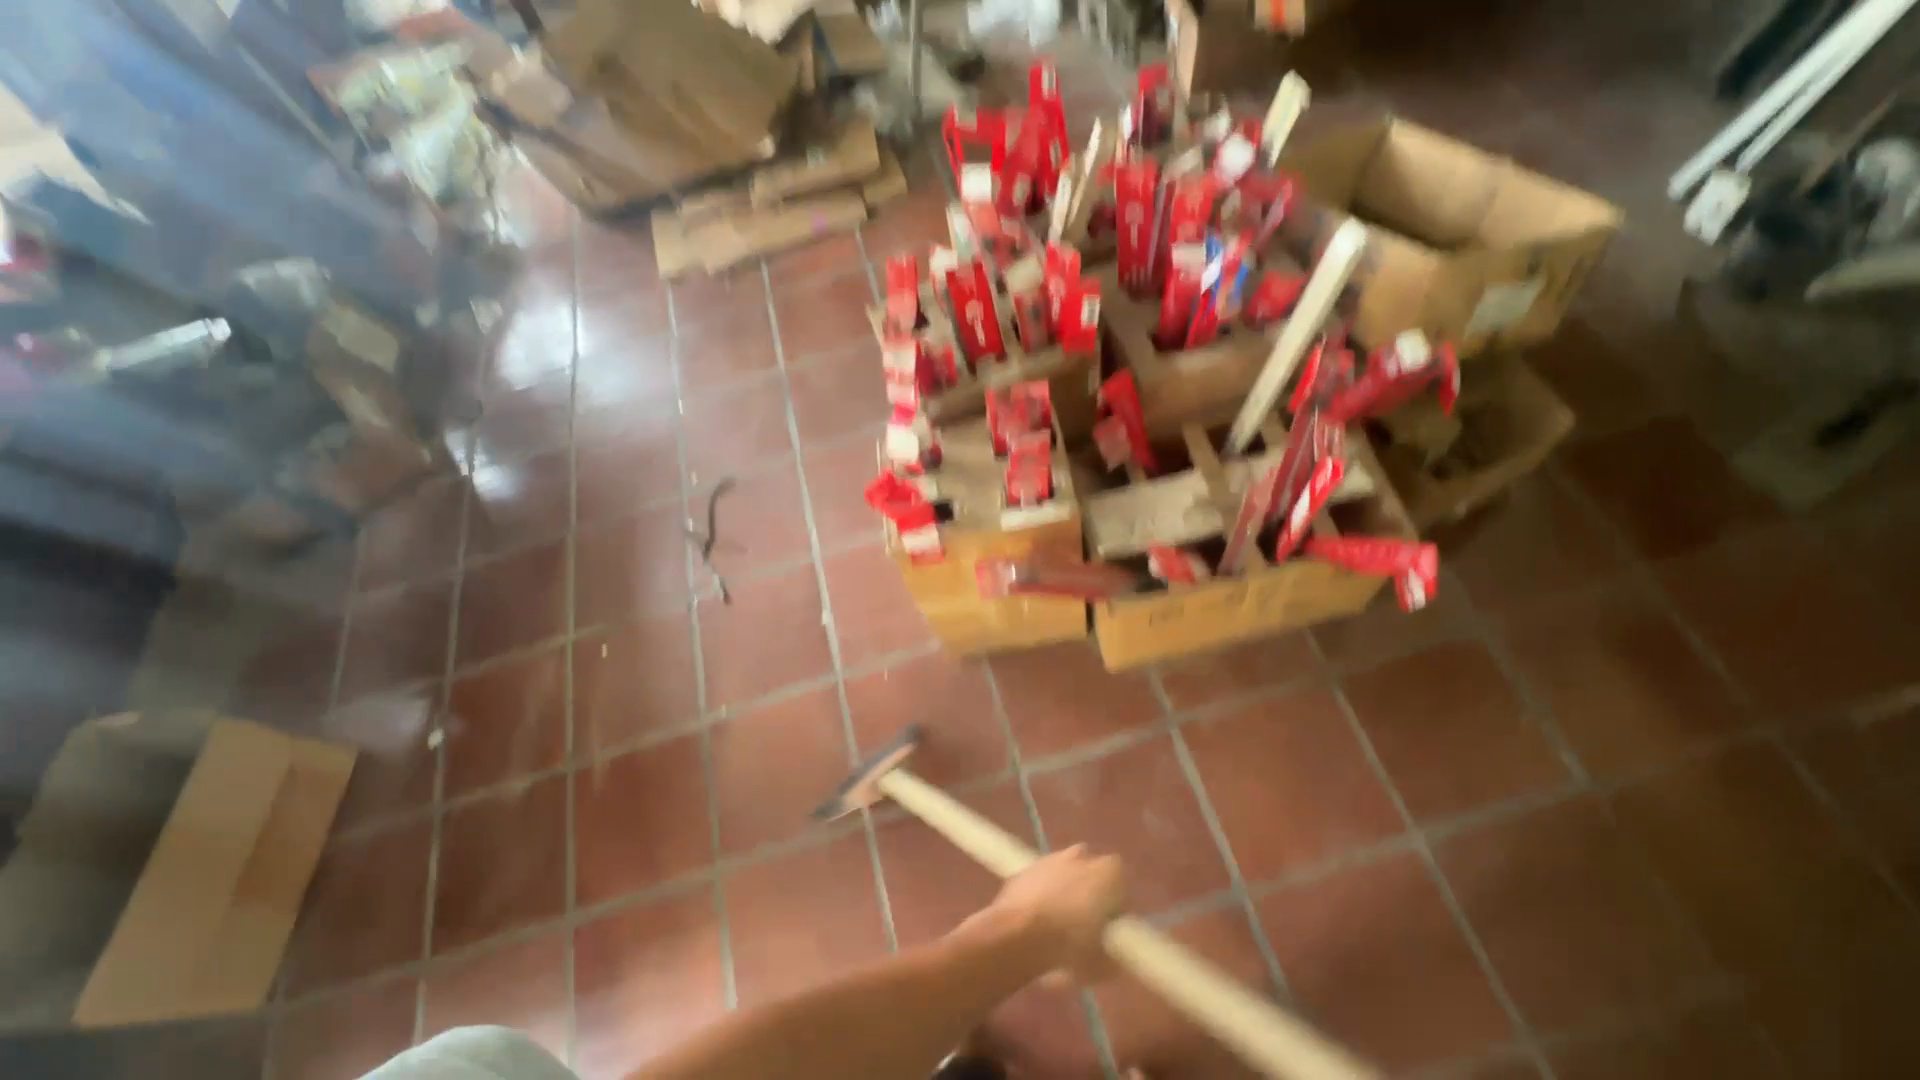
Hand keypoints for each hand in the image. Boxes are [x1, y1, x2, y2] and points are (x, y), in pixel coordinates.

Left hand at [986, 845, 1125, 974]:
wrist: (1016, 937)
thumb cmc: (1068, 946)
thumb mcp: (1102, 965)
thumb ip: (1113, 958)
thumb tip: (1114, 960)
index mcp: (1110, 873)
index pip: (1122, 890)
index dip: (1116, 912)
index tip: (1109, 933)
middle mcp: (1082, 856)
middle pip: (1092, 876)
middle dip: (1090, 895)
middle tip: (1084, 926)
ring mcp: (1050, 858)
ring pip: (1065, 874)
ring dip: (1065, 892)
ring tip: (1056, 925)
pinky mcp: (1025, 868)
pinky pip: (1041, 881)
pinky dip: (1041, 894)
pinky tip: (1035, 920)